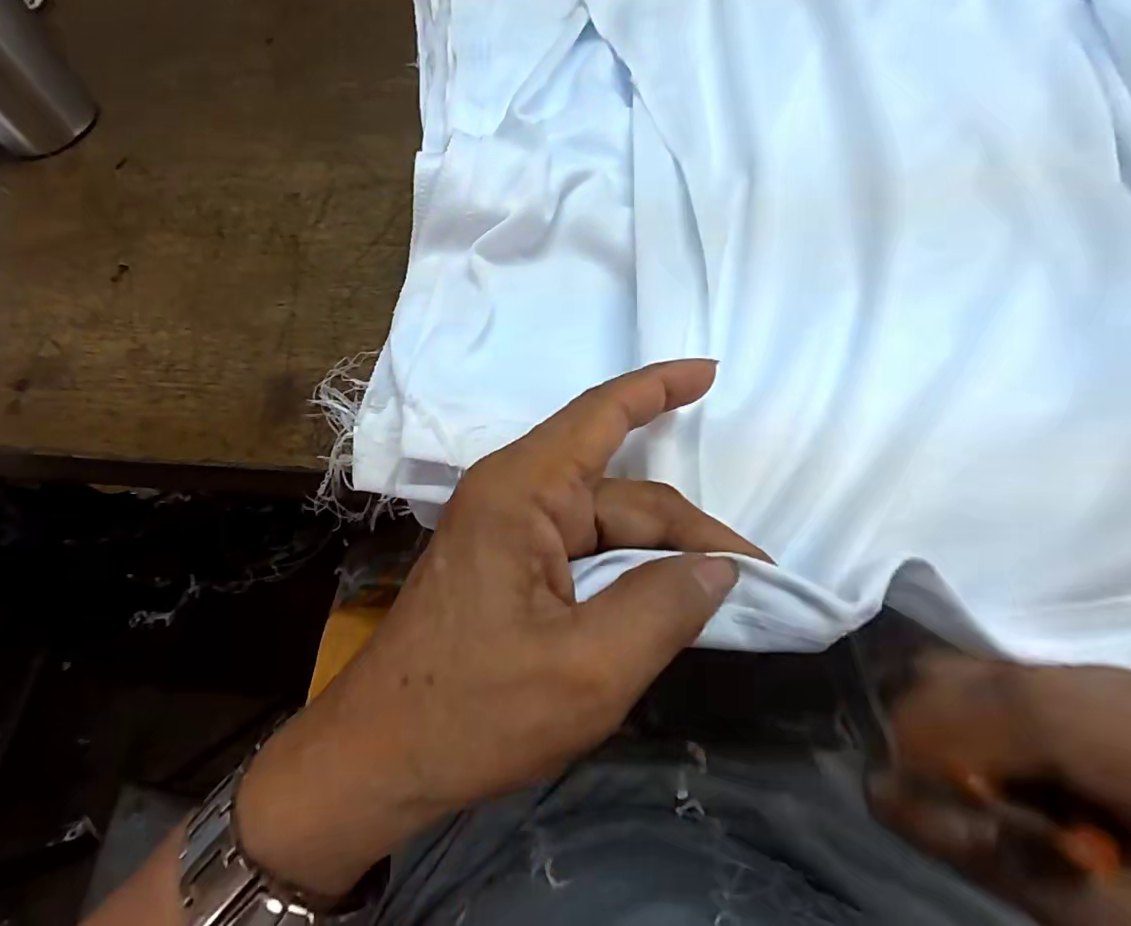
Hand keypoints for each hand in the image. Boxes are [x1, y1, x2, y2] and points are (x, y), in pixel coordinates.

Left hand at [234, 360, 760, 896]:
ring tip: (716, 593)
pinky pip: (584, 555)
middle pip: (621, 495)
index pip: (602, 415)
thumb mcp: (587, 670)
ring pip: (606, 529)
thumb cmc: (473, 712)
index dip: (659, 387)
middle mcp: (513, 496)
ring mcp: (507, 533)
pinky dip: (627, 573)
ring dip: (659, 558)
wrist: (377, 759)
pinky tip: (658, 603)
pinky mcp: (506, 569)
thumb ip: (662, 609)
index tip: (710, 372)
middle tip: (753, 578)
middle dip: (686, 533)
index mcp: (521, 493)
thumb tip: (717, 567)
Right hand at [870, 656, 1130, 925]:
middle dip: (947, 727)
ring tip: (1012, 795)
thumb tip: (881, 787)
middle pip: (1014, 674)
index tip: (901, 782)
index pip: (1049, 711)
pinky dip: (1011, 716)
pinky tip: (1048, 773)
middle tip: (966, 805)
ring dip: (975, 719)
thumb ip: (1014, 863)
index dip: (946, 734)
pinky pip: (1043, 674)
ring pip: (1017, 664)